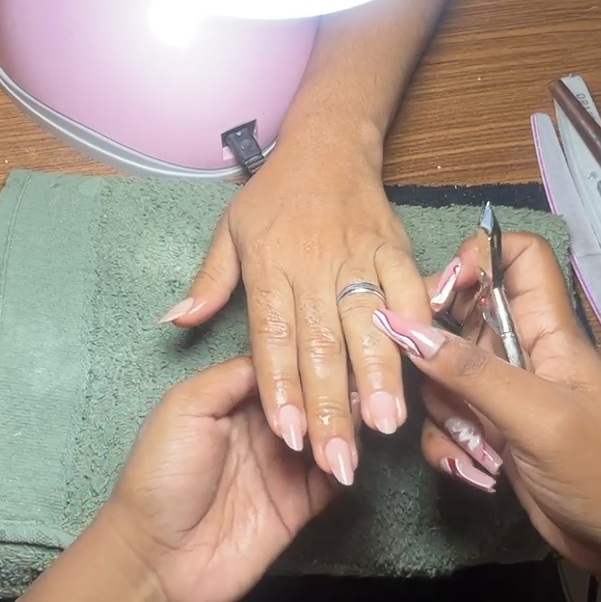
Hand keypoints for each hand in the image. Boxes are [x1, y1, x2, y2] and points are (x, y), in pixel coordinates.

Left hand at [100, 357, 337, 601]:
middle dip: (336, 391)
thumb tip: (282, 352)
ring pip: (329, 435)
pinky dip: (348, 467)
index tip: (332, 351)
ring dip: (347, 427)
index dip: (307, 358)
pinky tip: (353, 458)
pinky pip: (334, 481)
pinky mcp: (299, 504)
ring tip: (365, 420)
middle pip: (312, 398)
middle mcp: (265, 425)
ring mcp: (284, 465)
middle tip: (357, 389)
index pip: (284, 366)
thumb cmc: (161, 474)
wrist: (157, 558)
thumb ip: (232, 378)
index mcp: (235, 397)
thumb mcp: (185, 408)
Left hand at [162, 146, 429, 488]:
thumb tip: (176, 322)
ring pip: (366, 325)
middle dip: (329, 405)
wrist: (327, 143)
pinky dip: (415, 327)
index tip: (286, 435)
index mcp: (269, 268)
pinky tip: (424, 367)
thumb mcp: (228, 231)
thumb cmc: (273, 195)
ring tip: (383, 427)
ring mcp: (357, 258)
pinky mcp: (394, 248)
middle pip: (319, 344)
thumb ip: (209, 282)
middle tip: (339, 458)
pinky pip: (408, 291)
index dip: (278, 386)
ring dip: (376, 377)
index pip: (272, 336)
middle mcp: (312, 267)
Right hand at [371, 232, 600, 585]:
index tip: (440, 294)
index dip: (477, 257)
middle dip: (436, 354)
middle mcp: (519, 350)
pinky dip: (447, 445)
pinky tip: (476, 471)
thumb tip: (401, 327)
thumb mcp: (538, 417)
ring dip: (447, 414)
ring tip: (481, 449)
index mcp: (548, 330)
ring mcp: (500, 391)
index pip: (517, 256)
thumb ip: (470, 371)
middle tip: (439, 386)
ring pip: (441, 373)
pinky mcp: (486, 429)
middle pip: (457, 315)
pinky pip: (441, 418)